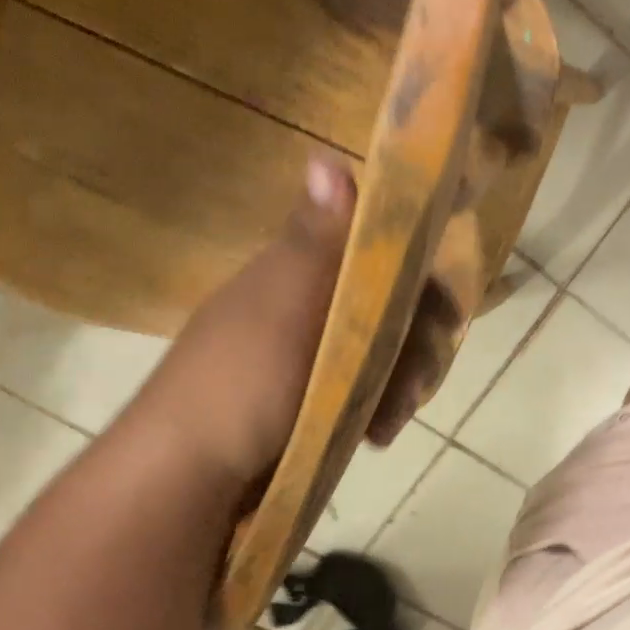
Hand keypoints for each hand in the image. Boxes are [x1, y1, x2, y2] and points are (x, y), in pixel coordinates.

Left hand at [126, 156, 435, 487]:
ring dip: (401, 385)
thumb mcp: (285, 306)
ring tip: (388, 422)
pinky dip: (380, 411)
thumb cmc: (242, 384)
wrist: (192, 475)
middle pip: (390, 309)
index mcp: (297, 274)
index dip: (418, 279)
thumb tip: (327, 154)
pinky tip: (375, 435)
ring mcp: (308, 358)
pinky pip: (368, 393)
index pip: (379, 253)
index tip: (438, 317)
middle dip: (414, 347)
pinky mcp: (312, 402)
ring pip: (385, 356)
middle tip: (409, 388)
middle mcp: (306, 308)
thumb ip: (318, 243)